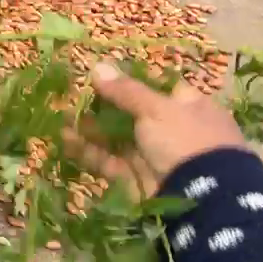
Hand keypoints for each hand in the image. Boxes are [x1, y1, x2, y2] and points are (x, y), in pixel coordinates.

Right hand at [68, 63, 247, 198]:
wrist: (202, 195)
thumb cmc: (186, 140)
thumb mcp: (157, 108)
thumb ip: (125, 90)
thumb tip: (97, 66)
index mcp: (186, 108)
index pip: (156, 89)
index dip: (129, 83)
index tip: (100, 78)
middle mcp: (169, 130)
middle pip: (129, 114)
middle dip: (100, 107)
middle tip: (72, 97)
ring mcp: (150, 154)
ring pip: (114, 137)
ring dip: (88, 128)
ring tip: (61, 117)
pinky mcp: (133, 175)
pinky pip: (105, 159)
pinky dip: (85, 150)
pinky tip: (64, 139)